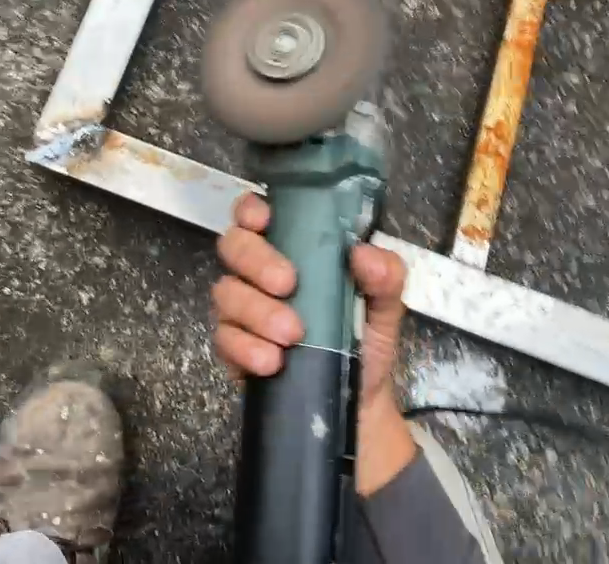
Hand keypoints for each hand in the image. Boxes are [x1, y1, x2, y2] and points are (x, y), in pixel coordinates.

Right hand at [211, 194, 417, 494]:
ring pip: (226, 292)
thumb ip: (385, 275)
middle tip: (287, 284)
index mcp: (290, 245)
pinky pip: (223, 337)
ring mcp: (240, 306)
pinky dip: (246, 347)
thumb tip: (363, 254)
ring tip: (291, 335)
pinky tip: (271, 361)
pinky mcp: (232, 345)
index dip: (251, 209)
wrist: (357, 399)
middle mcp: (256, 269)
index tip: (265, 220)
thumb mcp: (385, 303)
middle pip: (232, 244)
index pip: (255, 211)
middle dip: (256, 261)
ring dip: (256, 310)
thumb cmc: (364, 335)